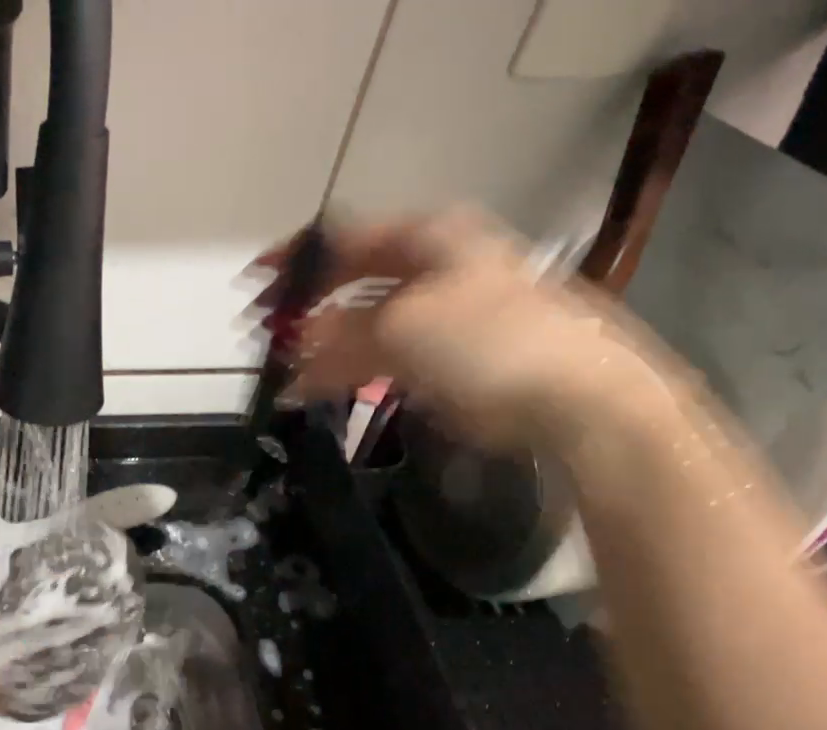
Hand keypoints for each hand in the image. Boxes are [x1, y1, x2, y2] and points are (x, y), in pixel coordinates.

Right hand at [254, 207, 681, 453]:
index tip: (253, 286)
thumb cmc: (487, 340)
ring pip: (364, 324)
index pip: (345, 237)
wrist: (573, 396)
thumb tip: (298, 348)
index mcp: (427, 236)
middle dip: (305, 307)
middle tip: (264, 331)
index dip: (295, 259)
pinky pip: (382, 358)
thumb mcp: (400, 327)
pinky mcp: (448, 358)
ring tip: (283, 370)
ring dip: (321, 346)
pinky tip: (315, 390)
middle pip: (352, 280)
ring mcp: (442, 314)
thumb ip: (337, 335)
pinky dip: (346, 372)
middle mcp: (433, 267)